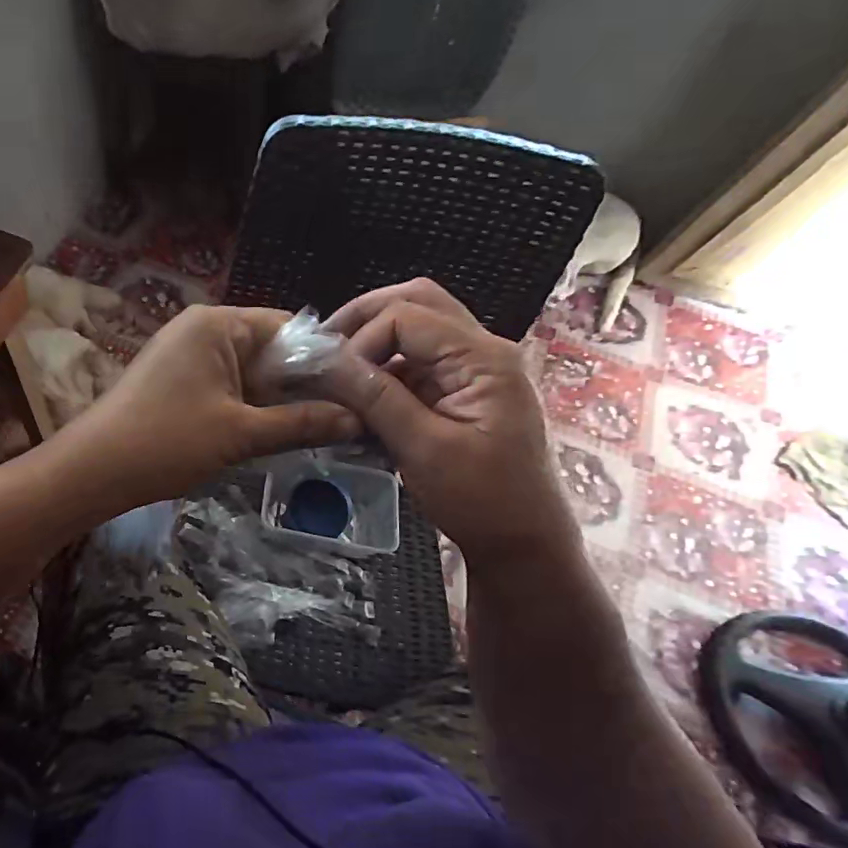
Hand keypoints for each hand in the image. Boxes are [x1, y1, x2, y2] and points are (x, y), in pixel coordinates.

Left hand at [53, 305, 362, 511]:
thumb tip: (357, 419)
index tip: (357, 393)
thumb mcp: (240, 434)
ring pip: (249, 372)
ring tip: (320, 428)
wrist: (93, 470)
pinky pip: (227, 385)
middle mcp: (202, 328)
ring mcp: (186, 354)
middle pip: (270, 350)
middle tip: (345, 418)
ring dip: (277, 400)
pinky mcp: (177, 380)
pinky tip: (275, 432)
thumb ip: (300, 422)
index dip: (325, 361)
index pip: (289, 328)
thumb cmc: (166, 442)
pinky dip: (250, 407)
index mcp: (218, 324)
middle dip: (302, 384)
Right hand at [322, 279, 575, 556]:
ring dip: (373, 346)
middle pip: (417, 304)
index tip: (332, 378)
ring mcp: (475, 371)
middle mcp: (483, 351)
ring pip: (416, 331)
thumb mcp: (422, 448)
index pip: (407, 316)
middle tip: (324, 348)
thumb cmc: (480, 499)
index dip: (361, 340)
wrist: (522, 543)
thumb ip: (376, 397)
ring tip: (335, 372)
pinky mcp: (463, 393)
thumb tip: (328, 360)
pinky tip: (359, 398)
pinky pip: (418, 365)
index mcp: (483, 358)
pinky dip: (384, 373)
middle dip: (364, 320)